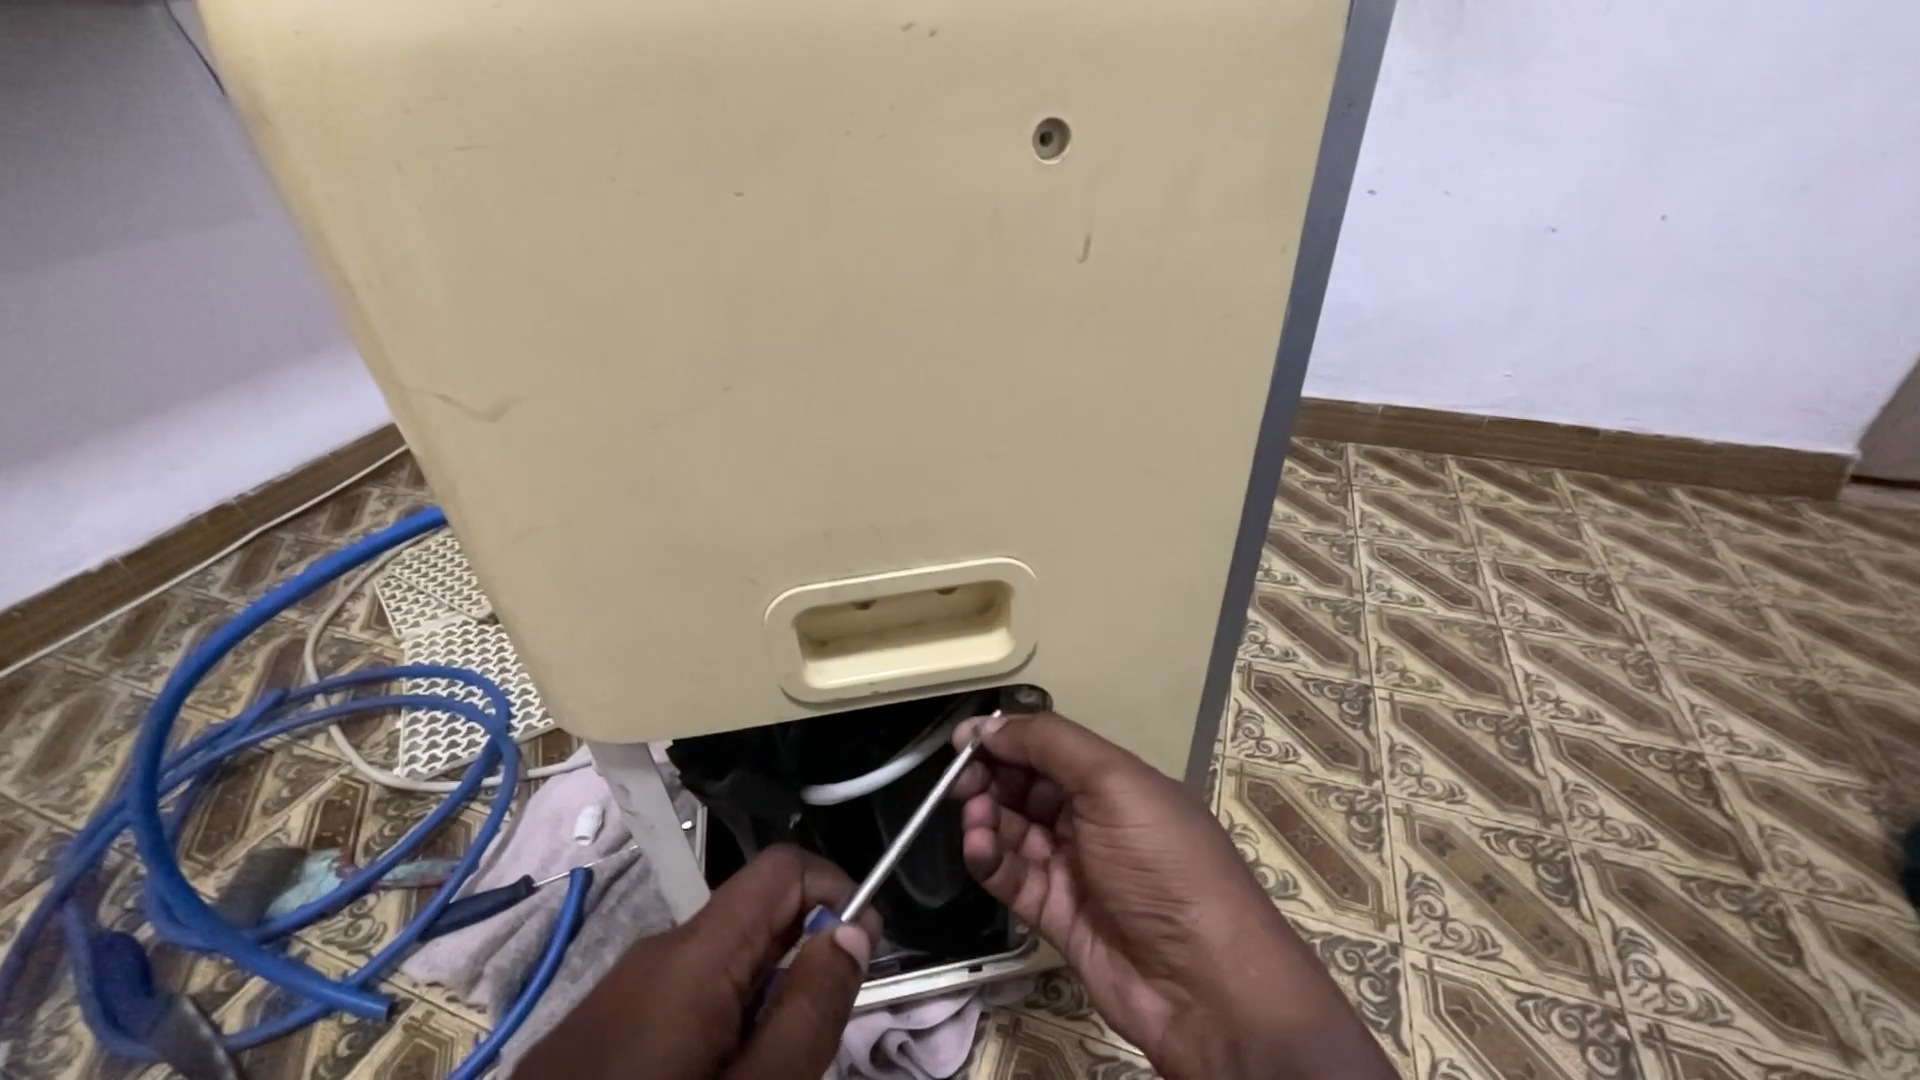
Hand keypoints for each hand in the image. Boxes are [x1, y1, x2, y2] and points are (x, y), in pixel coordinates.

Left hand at [518, 845, 879, 1078]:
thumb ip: (812, 1008)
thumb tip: (852, 929)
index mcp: (695, 955)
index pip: (783, 867)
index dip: (837, 892)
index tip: (863, 954)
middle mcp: (656, 954)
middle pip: (755, 917)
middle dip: (804, 958)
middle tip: (814, 1043)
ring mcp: (619, 991)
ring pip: (721, 964)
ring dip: (763, 999)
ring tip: (762, 1073)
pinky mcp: (596, 1030)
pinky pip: (679, 998)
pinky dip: (719, 1022)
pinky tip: (712, 1078)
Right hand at [950, 712, 1395, 1079]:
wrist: (1204, 982)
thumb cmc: (1163, 862)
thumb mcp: (1114, 782)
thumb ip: (1048, 744)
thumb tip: (986, 723)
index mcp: (1114, 781)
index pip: (1049, 747)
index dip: (1006, 739)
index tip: (962, 740)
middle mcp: (1093, 818)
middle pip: (1026, 786)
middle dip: (990, 776)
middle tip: (961, 782)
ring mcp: (1073, 868)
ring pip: (1013, 830)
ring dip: (986, 818)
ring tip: (974, 816)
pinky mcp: (1055, 914)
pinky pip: (1011, 876)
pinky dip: (989, 860)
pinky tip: (979, 848)